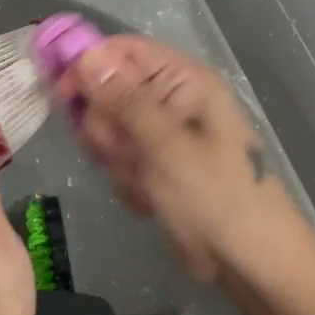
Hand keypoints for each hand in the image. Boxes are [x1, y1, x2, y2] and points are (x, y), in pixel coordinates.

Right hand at [56, 36, 294, 281]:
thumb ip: (124, 100)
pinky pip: (117, 160)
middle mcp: (171, 100)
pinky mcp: (154, 164)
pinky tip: (149, 198)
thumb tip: (87, 54)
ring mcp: (161, 134)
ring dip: (115, 159)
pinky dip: (126, 180)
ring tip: (144, 180)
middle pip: (106, 93)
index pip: (121, 52)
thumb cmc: (218, 197)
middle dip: (105, 128)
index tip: (64, 97)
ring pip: (107, 131)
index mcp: (183, 81)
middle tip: (122, 153)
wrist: (250, 261)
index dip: (88, 67)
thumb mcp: (167, 146)